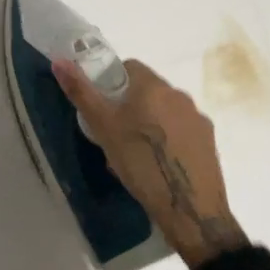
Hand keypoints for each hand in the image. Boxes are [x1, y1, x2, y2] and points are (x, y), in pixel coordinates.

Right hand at [53, 58, 248, 269]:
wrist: (190, 209)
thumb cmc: (140, 162)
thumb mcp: (103, 127)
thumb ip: (81, 91)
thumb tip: (59, 60)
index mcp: (153, 86)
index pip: (129, 67)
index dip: (111, 82)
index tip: (102, 106)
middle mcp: (179, 96)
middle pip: (147, 90)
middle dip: (129, 105)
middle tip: (113, 133)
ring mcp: (198, 119)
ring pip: (164, 111)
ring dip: (149, 122)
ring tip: (135, 152)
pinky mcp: (210, 142)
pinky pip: (181, 130)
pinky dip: (168, 138)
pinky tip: (158, 163)